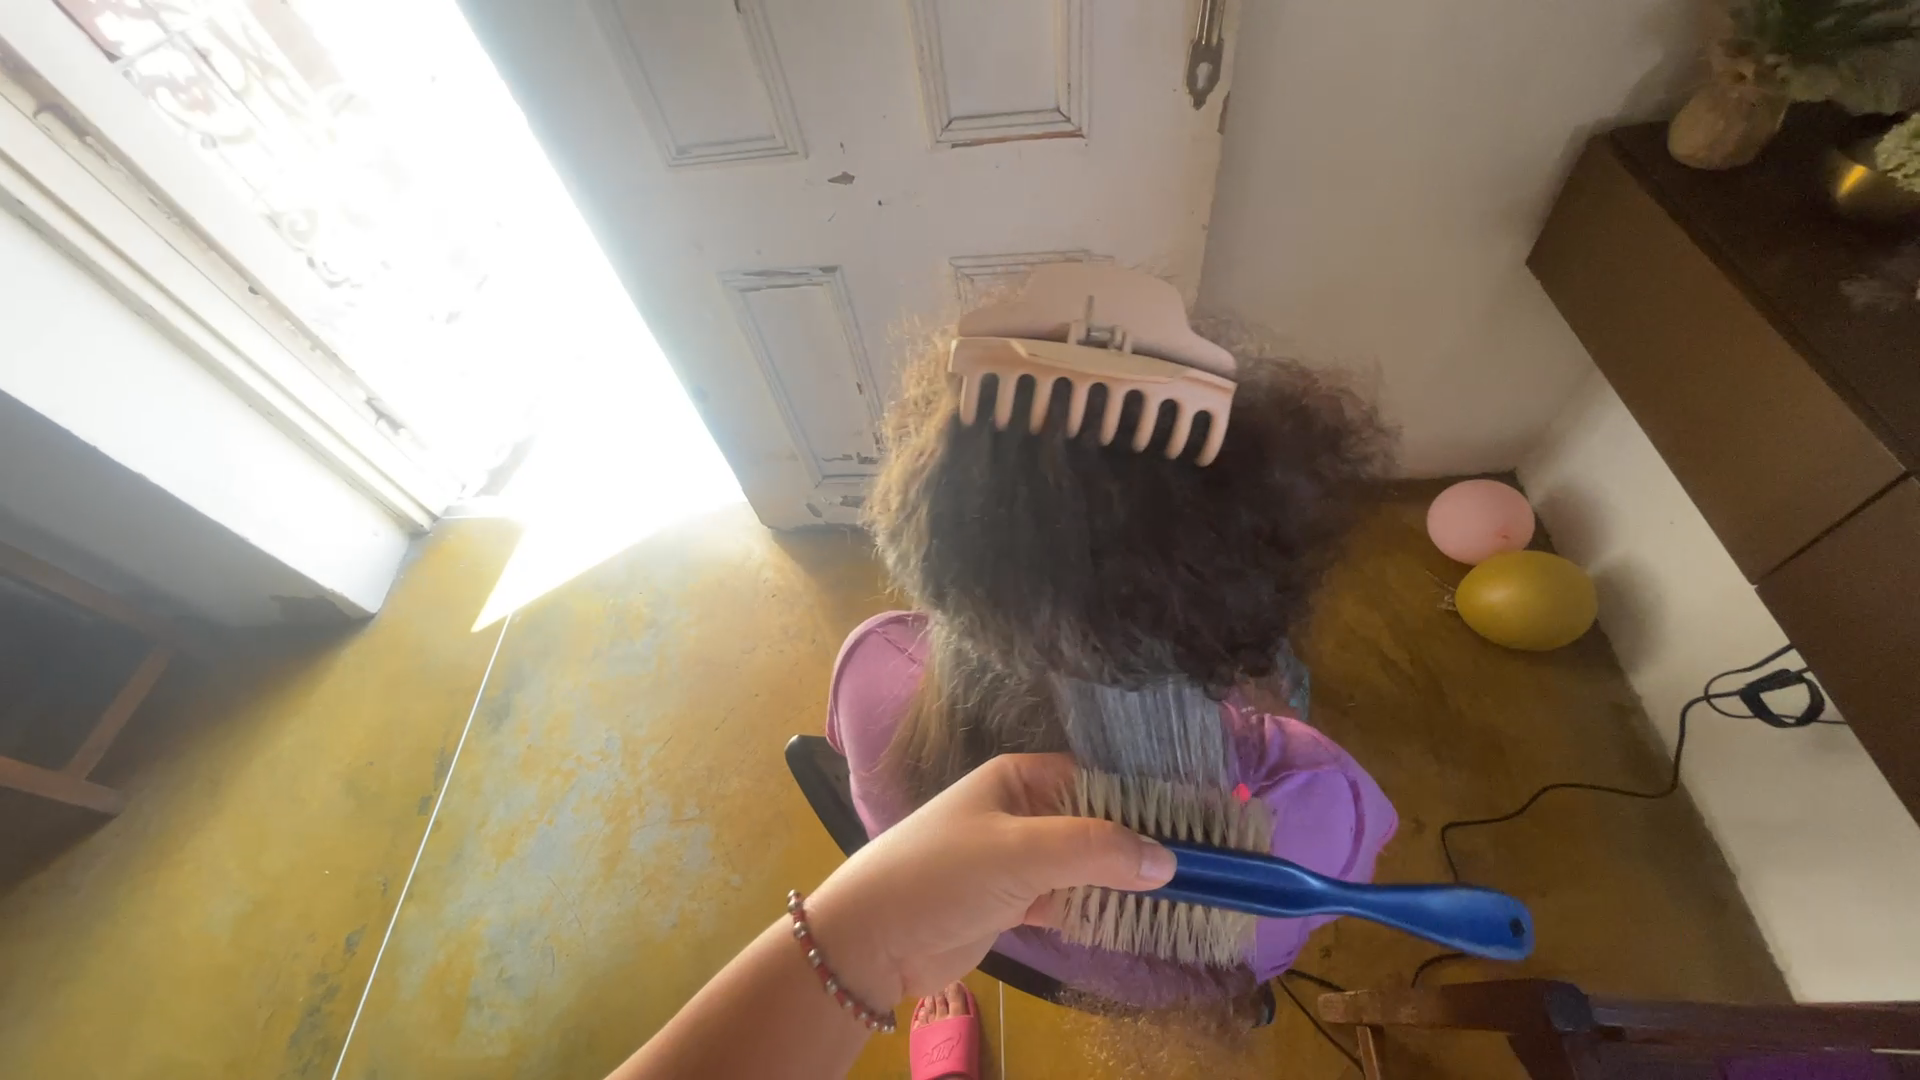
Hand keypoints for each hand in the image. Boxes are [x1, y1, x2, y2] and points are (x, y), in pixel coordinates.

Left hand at [803, 753, 1176, 1003]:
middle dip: (1140, 842)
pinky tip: (1137, 918)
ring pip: (1085, 862)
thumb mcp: (1019, 852)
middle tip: (1203, 863)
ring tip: (1185, 893)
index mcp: (1020, 778)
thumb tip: (1168, 858)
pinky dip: (1098, 907)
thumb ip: (1092, 851)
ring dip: (1122, 878)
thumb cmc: (942, 872)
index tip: (1199, 821)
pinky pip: (1069, 896)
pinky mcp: (1014, 899)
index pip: (1096, 779)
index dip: (1145, 798)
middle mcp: (1023, 810)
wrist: (873, 938)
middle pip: (1095, 821)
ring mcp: (1019, 856)